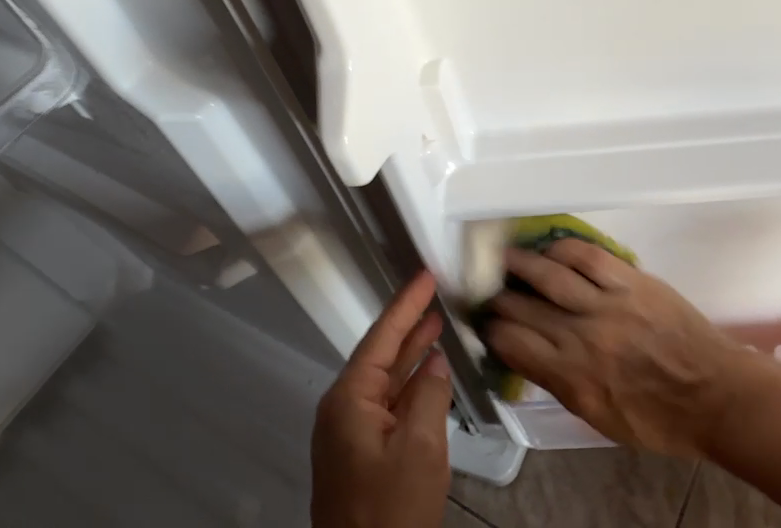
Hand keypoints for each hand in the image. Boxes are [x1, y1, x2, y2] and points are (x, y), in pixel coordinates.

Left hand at [312, 271, 453, 527]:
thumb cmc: (391, 506)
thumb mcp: (420, 446)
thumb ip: (429, 394)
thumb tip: (434, 365)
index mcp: (349, 399)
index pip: (381, 337)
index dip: (406, 304)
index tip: (425, 275)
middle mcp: (343, 409)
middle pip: (380, 354)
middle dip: (408, 324)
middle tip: (435, 293)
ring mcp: (350, 433)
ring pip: (384, 380)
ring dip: (410, 354)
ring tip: (436, 325)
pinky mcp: (360, 453)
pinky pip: (387, 405)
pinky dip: (409, 385)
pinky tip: (428, 374)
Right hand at [483, 239, 742, 456]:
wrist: (715, 395)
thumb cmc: (659, 419)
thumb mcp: (599, 417)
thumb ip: (561, 384)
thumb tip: (529, 356)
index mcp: (572, 378)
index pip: (512, 345)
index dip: (492, 333)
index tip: (487, 326)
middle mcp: (582, 337)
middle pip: (523, 308)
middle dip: (500, 299)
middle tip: (490, 291)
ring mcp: (607, 304)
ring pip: (548, 274)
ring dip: (520, 264)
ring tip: (505, 259)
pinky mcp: (631, 281)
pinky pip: (587, 255)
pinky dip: (562, 248)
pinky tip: (551, 249)